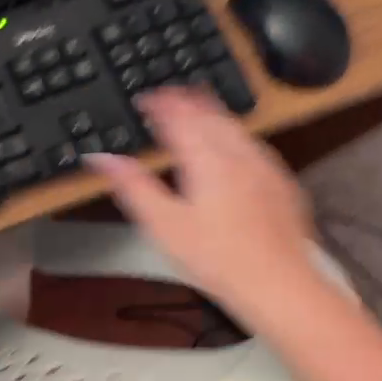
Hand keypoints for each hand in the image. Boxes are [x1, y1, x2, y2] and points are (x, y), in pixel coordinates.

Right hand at [86, 87, 323, 320]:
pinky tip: (233, 144)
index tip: (145, 98)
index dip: (162, 105)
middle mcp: (240, 160)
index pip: (181, 121)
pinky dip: (236, 135)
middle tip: (169, 95)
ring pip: (238, 130)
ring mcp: (266, 172)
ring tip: (199, 106)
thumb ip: (131, 184)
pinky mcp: (281, 187)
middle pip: (213, 118)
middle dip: (189, 102)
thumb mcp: (161, 222)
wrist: (279, 285)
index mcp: (209, 163)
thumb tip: (100, 158)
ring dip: (214, 114)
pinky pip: (256, 147)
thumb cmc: (216, 258)